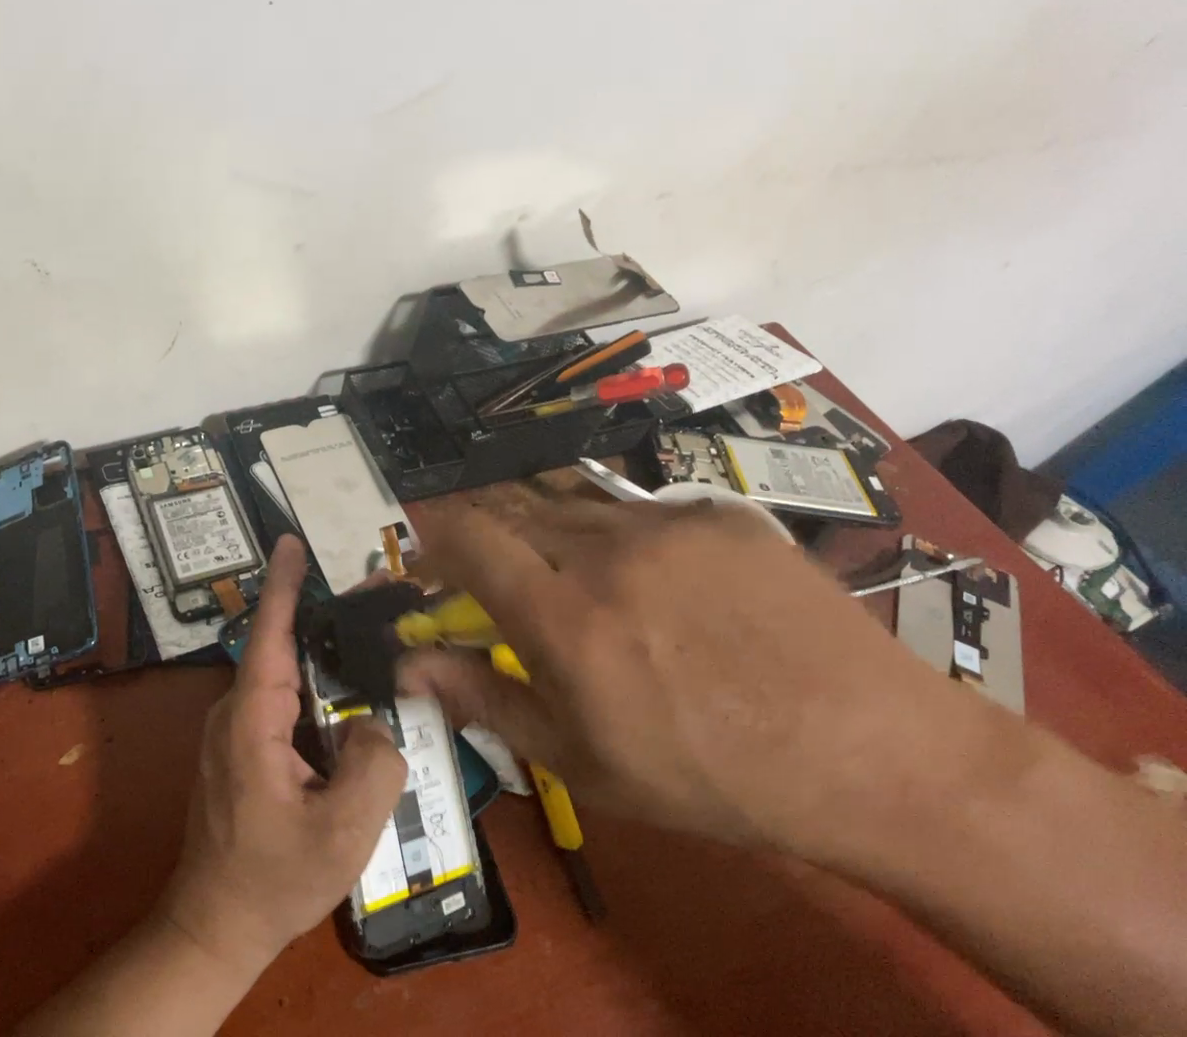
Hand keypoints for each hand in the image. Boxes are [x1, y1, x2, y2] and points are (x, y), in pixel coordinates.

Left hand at [158, 536, 407, 977]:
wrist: (216, 925)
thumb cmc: (274, 879)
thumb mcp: (344, 829)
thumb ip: (374, 765)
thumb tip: (373, 726)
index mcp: (251, 721)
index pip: (269, 636)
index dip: (283, 586)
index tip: (292, 542)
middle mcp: (234, 716)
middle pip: (283, 653)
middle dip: (327, 623)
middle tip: (380, 602)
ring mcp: (234, 736)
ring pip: (286, 685)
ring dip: (327, 669)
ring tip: (377, 660)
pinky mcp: (242, 755)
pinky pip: (284, 712)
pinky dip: (318, 703)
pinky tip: (353, 718)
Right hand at [399, 491, 979, 855]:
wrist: (872, 754)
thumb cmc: (707, 777)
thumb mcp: (579, 760)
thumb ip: (485, 698)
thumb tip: (409, 665)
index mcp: (563, 617)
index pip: (466, 537)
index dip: (433, 534)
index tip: (424, 551)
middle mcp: (606, 552)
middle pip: (512, 508)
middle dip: (484, 530)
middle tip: (488, 567)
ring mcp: (669, 525)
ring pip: (572, 504)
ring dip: (545, 530)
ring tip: (568, 575)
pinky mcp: (722, 516)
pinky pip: (639, 512)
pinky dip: (616, 537)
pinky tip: (649, 581)